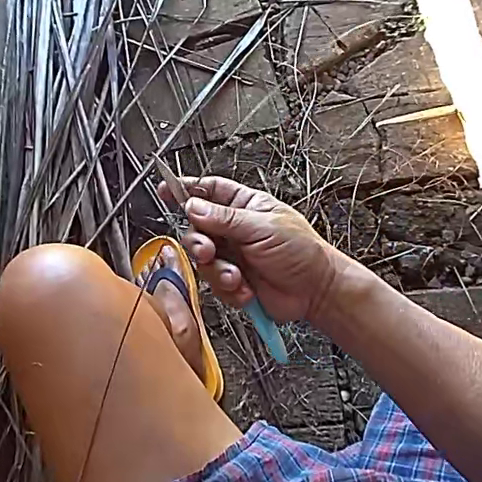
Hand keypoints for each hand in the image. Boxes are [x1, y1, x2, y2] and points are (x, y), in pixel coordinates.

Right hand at [163, 176, 342, 323]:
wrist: (316, 291)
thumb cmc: (302, 251)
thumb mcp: (262, 227)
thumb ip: (224, 219)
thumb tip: (193, 207)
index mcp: (244, 206)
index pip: (209, 191)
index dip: (187, 189)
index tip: (165, 189)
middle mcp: (234, 230)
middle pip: (197, 229)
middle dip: (199, 242)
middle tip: (209, 250)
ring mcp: (233, 256)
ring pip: (202, 260)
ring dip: (217, 270)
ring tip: (236, 275)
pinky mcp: (234, 281)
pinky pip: (214, 284)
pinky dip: (229, 289)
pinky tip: (246, 289)